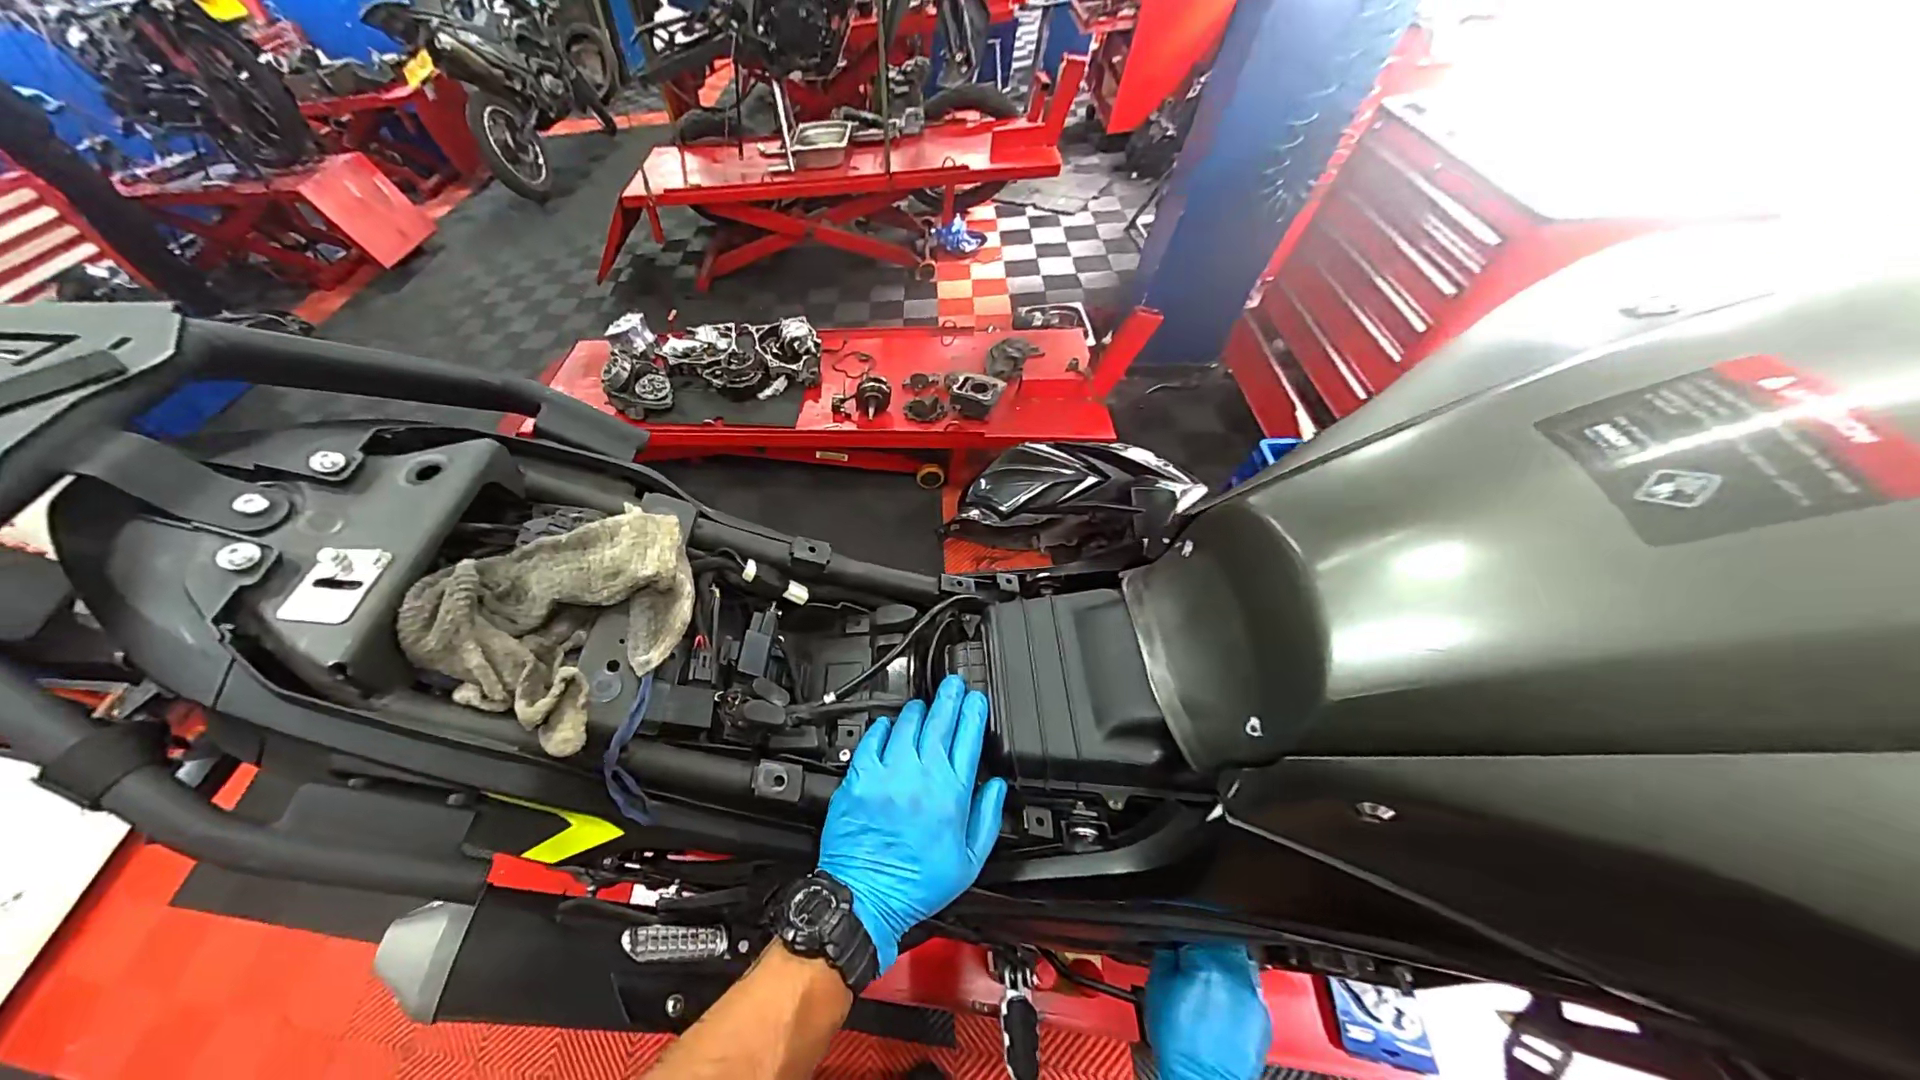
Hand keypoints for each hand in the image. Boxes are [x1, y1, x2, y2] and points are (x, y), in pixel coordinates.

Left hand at [817, 674, 1007, 972]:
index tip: (977, 700)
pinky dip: (883, 727)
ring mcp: (889, 775)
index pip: (968, 739)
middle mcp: (921, 778)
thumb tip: (996, 787)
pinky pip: (872, 739)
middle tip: (954, 684)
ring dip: (919, 709)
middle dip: (950, 697)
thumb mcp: (969, 861)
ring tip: (925, 704)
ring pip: (907, 724)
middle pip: (940, 722)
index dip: (974, 713)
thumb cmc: (914, 884)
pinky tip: (889, 724)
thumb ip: (987, 817)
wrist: (865, 897)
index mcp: (951, 795)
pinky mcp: (860, 778)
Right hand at [1144, 944, 1272, 1079]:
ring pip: (1239, 964)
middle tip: (1196, 963)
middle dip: (1209, 949)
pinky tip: (1222, 1005)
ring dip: (1225, 967)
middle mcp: (1235, 973)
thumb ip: (1165, 958)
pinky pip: (1249, 990)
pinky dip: (1237, 992)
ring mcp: (1252, 994)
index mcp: (1206, 961)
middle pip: (1223, 943)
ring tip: (1209, 985)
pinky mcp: (1264, 1015)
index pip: (1198, 930)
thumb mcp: (1156, 990)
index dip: (1186, 937)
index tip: (1181, 947)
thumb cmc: (1180, 1043)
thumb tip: (1171, 944)